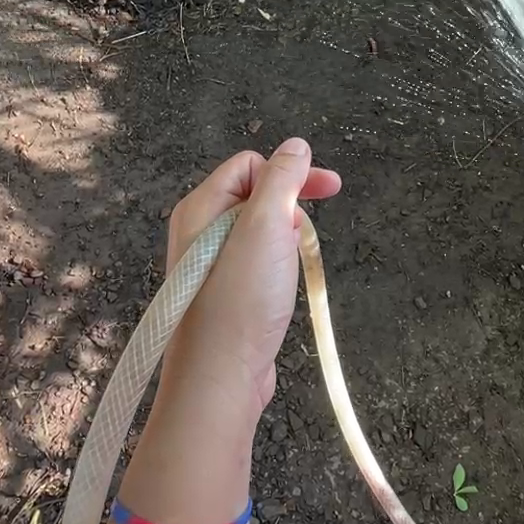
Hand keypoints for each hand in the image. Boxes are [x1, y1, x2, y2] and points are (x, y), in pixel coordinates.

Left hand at [161, 139, 341, 412]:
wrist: (220, 377)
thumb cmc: (242, 297)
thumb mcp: (266, 226)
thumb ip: (281, 180)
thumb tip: (296, 145)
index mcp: (201, 206)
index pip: (249, 164)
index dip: (288, 172)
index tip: (325, 191)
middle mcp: (198, 229)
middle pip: (253, 192)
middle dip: (290, 201)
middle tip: (320, 216)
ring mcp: (208, 263)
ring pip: (257, 227)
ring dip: (285, 233)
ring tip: (292, 259)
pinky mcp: (222, 291)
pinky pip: (255, 258)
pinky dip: (276, 260)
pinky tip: (283, 282)